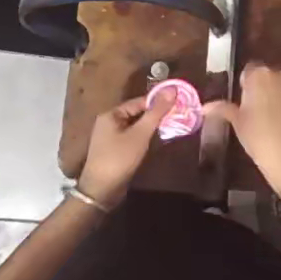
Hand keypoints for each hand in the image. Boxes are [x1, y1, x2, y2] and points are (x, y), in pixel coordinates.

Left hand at [75, 89, 175, 207]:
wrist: (101, 190)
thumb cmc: (119, 158)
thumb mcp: (140, 134)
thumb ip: (156, 112)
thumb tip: (171, 90)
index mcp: (111, 114)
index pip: (139, 102)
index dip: (158, 102)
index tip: (177, 104)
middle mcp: (109, 123)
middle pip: (137, 114)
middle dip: (156, 116)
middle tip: (179, 117)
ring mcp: (111, 138)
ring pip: (136, 127)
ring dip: (152, 129)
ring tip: (173, 128)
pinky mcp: (115, 151)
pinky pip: (133, 139)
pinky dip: (145, 139)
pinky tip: (159, 143)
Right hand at [204, 64, 280, 202]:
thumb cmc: (258, 138)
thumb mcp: (237, 124)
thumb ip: (223, 109)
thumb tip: (205, 107)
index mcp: (258, 75)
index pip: (249, 70)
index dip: (246, 84)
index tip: (245, 99)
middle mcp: (280, 74)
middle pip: (270, 75)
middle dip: (266, 88)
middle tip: (259, 111)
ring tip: (280, 116)